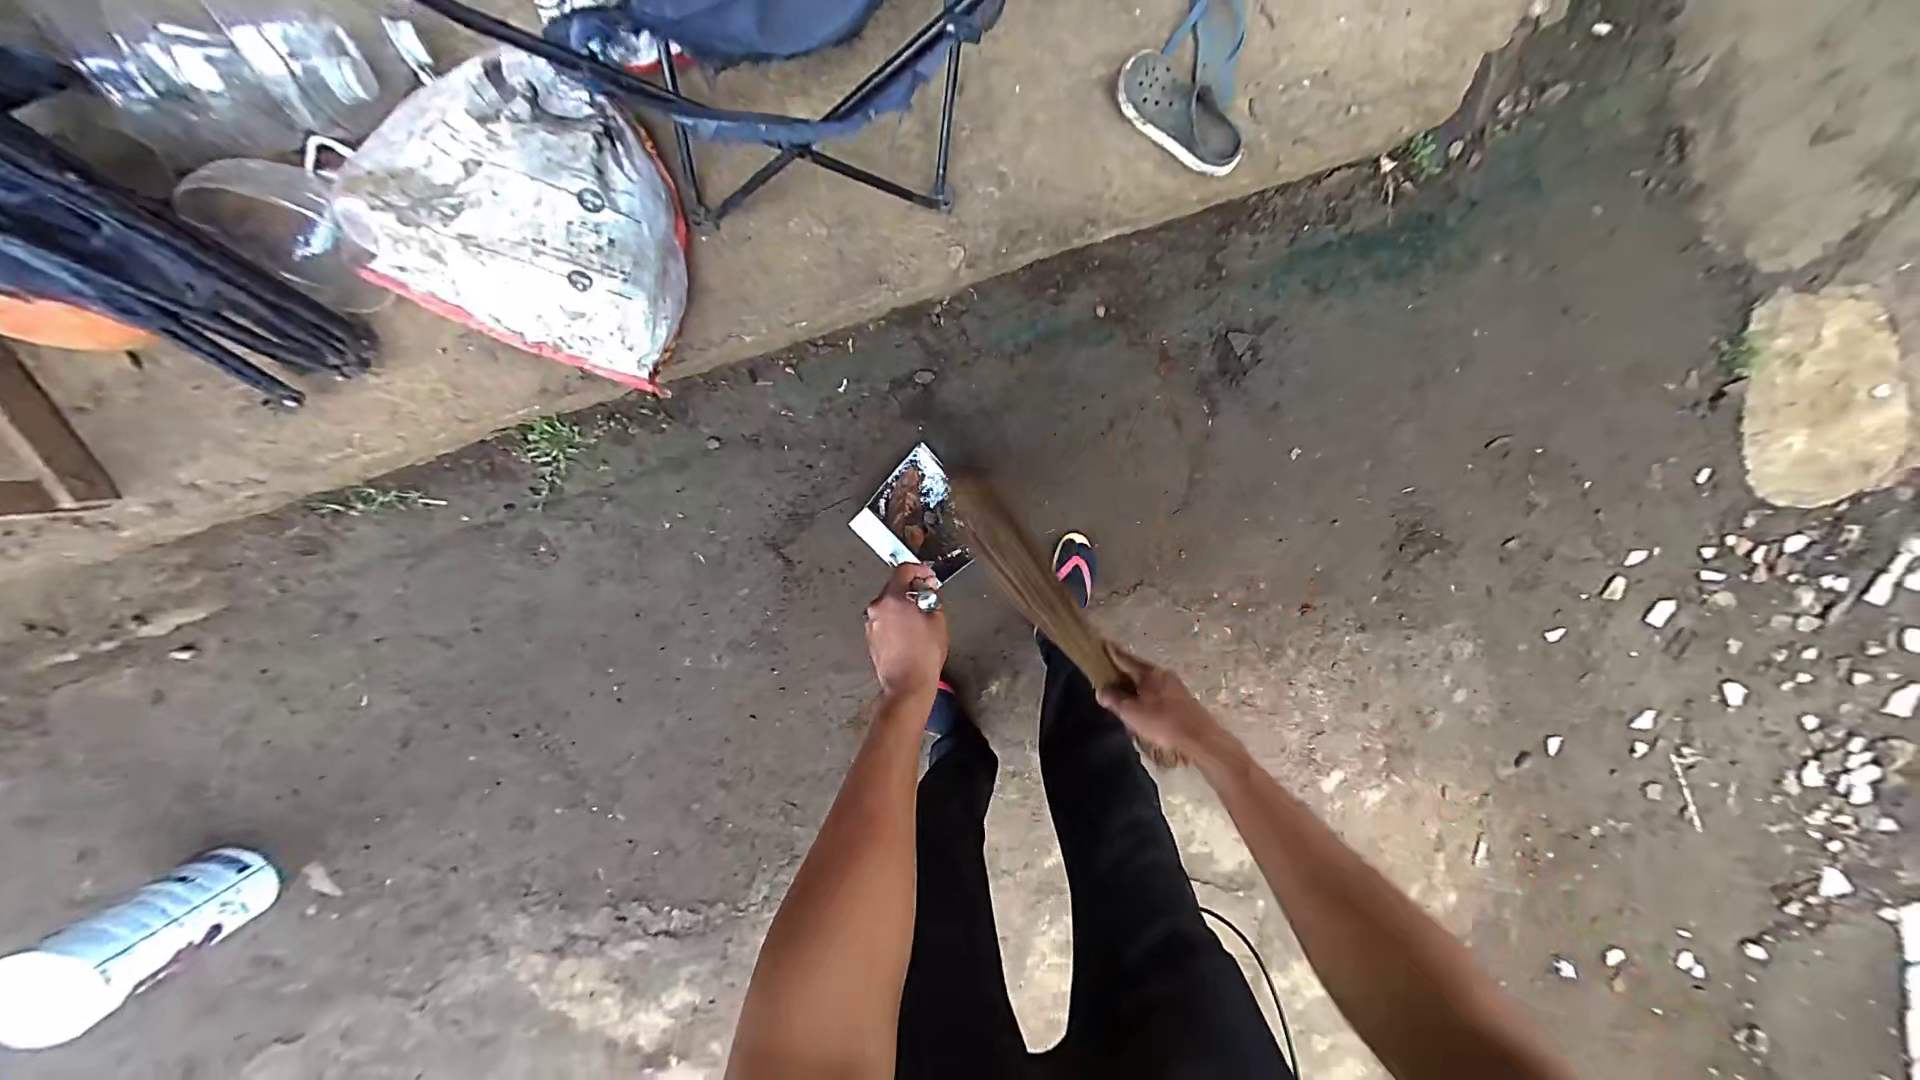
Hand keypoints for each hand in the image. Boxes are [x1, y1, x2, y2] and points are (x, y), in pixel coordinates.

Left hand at [865, 563, 947, 698]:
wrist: (907, 684)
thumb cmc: (923, 656)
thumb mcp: (938, 620)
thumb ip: (932, 597)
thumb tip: (929, 590)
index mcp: (893, 599)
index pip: (904, 570)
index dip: (919, 569)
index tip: (927, 575)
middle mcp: (878, 608)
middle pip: (894, 586)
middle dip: (912, 589)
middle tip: (928, 596)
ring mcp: (872, 623)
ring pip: (889, 603)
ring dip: (903, 605)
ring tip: (920, 618)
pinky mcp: (871, 636)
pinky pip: (885, 619)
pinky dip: (896, 619)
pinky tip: (910, 632)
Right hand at [1097, 645, 1241, 768]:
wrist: (1200, 738)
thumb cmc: (1162, 722)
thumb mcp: (1131, 712)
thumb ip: (1114, 700)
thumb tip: (1102, 691)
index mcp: (1149, 672)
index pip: (1125, 658)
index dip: (1112, 652)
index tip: (1103, 644)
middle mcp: (1163, 674)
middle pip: (1137, 671)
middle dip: (1123, 676)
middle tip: (1110, 682)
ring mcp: (1175, 686)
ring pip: (1149, 684)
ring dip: (1136, 691)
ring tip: (1127, 704)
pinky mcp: (1183, 700)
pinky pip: (1158, 694)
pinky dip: (1147, 699)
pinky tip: (1145, 713)